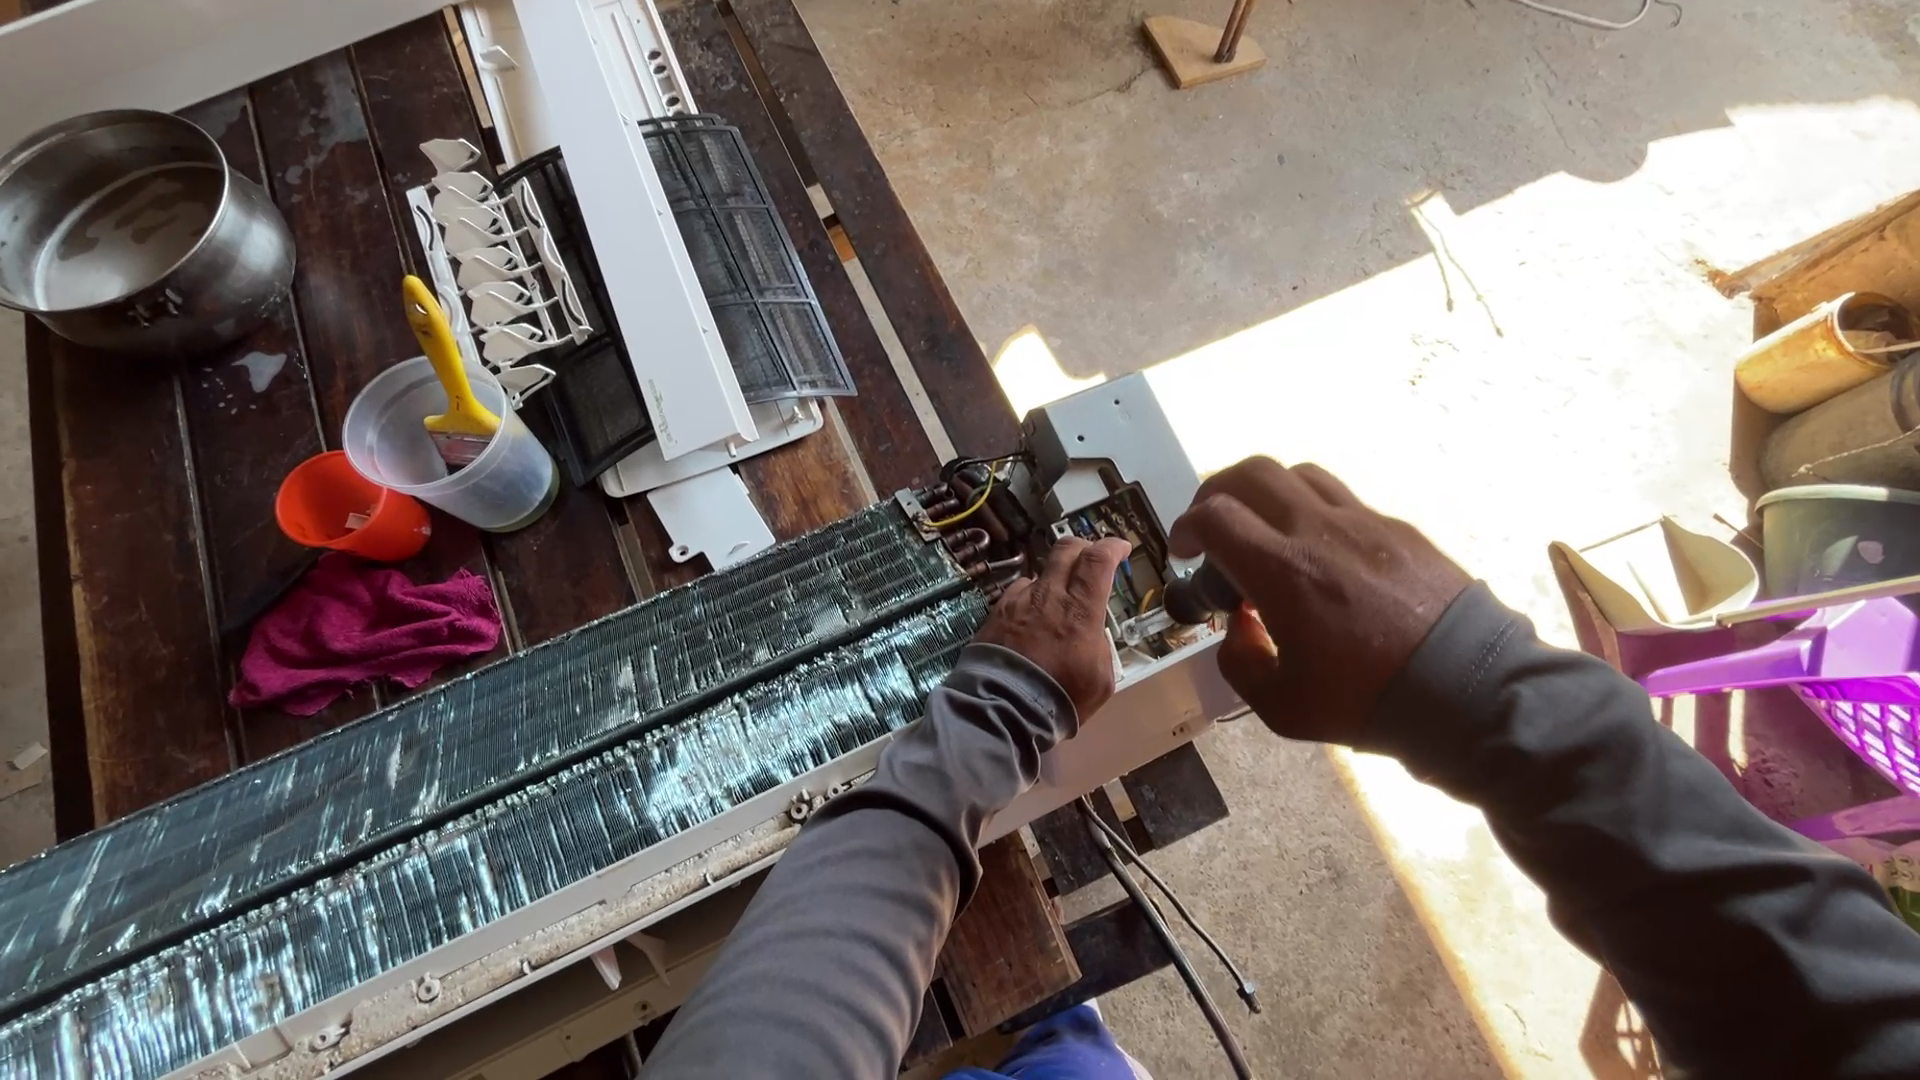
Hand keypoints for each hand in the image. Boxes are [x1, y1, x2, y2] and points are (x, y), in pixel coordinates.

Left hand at [975, 536, 1130, 718]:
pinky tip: (1030, 617)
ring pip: (1041, 571)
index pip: (1098, 559)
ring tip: (1058, 600)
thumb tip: (1091, 634)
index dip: (1113, 546)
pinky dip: (1030, 597)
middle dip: (1084, 547)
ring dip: (1055, 577)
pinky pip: (1018, 592)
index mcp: (1081, 610)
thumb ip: (1101, 647)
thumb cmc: (1061, 696)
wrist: (1004, 707)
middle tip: (1092, 559)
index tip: (1122, 549)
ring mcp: (1019, 600)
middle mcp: (1049, 595)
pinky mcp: (997, 611)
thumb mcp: (1101, 680)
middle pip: (1067, 549)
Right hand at [1168, 457, 1470, 744]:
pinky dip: (1311, 511)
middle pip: (1250, 473)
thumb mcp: (1282, 706)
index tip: (1184, 551)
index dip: (1186, 526)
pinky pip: (1340, 498)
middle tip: (1212, 528)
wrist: (1473, 693)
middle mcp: (1317, 531)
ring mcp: (1362, 522)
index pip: (1214, 516)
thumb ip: (1241, 661)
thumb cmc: (1368, 701)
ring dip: (1265, 494)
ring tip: (1263, 530)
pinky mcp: (1398, 528)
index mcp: (1283, 571)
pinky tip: (1318, 552)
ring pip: (1297, 474)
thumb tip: (1240, 627)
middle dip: (1216, 493)